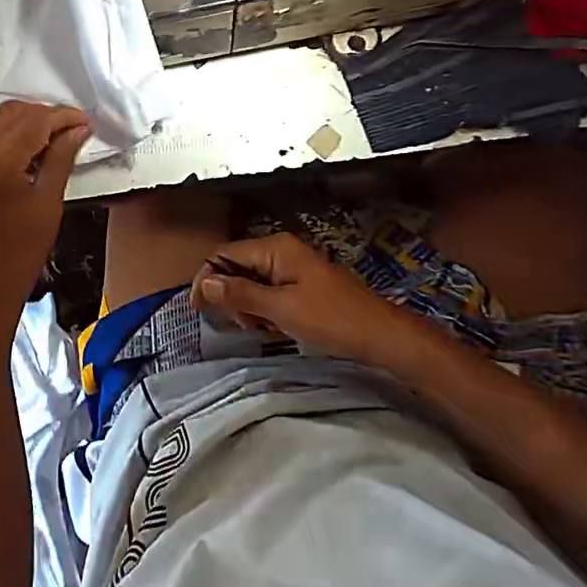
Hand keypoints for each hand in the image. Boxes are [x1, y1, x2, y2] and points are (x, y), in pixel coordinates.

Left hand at [0, 101, 91, 337]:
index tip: (87, 123)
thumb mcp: (48, 203)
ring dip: (28, 123)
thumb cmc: (20, 253)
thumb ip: (61, 159)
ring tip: (57, 140)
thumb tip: (78, 130)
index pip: (34, 121)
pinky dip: (11, 137)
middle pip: (13, 113)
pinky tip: (32, 153)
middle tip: (75, 130)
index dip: (64, 116)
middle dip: (46, 115)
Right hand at [189, 233, 436, 366]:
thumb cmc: (333, 320)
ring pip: (251, 280)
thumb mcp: (280, 309)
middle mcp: (282, 251)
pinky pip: (269, 290)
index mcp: (275, 248)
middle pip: (236, 266)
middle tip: (240, 322)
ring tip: (259, 326)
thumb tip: (205, 284)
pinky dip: (264, 307)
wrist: (386, 337)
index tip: (200, 307)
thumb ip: (240, 294)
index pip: (224, 254)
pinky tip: (273, 326)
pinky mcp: (303, 284)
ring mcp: (294, 267)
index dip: (207, 278)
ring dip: (247, 304)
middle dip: (229, 294)